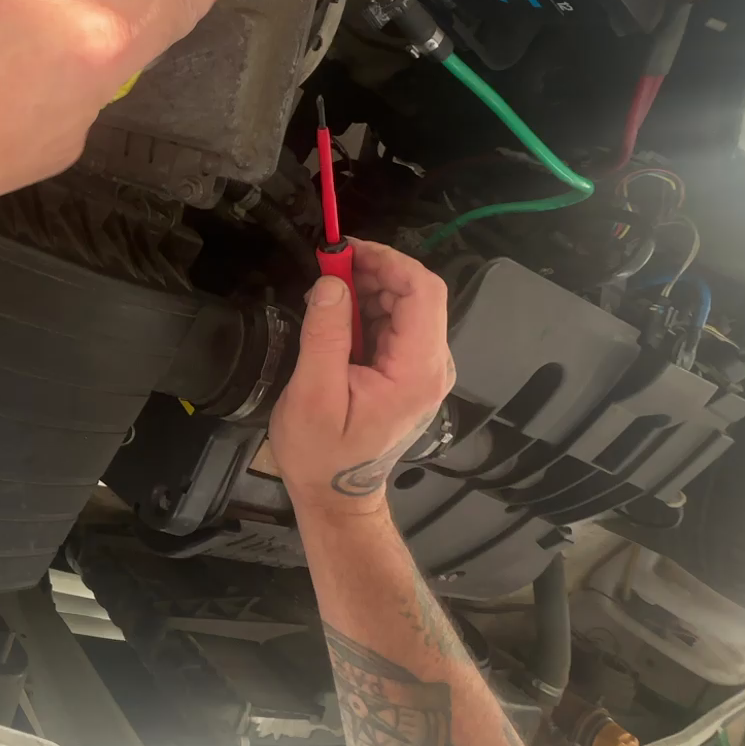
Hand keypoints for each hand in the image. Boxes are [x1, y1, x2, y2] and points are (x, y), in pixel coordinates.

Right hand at [269, 241, 455, 521]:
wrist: (335, 495)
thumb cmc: (321, 454)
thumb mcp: (313, 394)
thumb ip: (325, 335)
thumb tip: (331, 283)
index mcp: (416, 370)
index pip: (423, 292)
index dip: (388, 260)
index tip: (345, 250)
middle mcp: (431, 366)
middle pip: (418, 294)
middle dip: (374, 270)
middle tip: (327, 267)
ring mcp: (423, 370)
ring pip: (406, 306)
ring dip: (368, 288)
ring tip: (326, 290)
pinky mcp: (408, 374)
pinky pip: (395, 325)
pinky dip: (367, 308)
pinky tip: (336, 315)